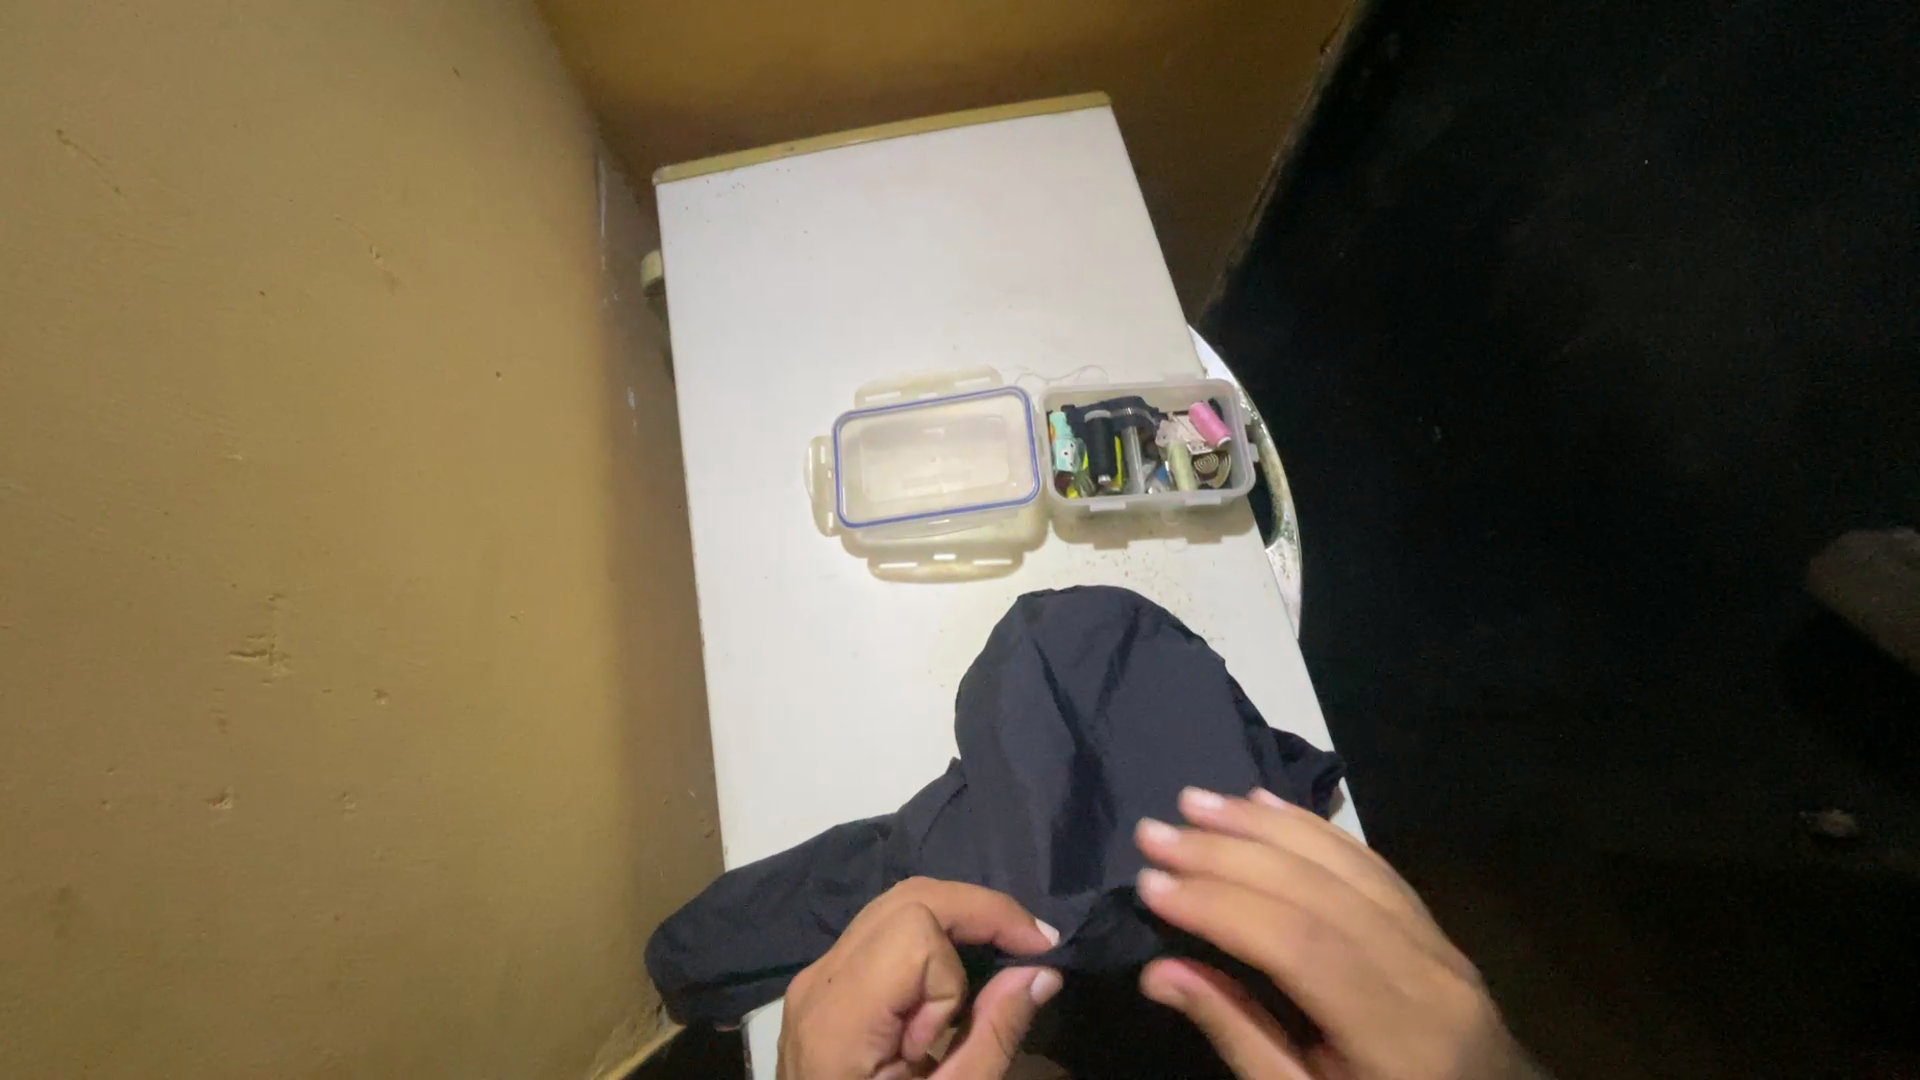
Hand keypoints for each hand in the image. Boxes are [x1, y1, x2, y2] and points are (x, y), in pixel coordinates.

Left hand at [777, 876, 1063, 1079]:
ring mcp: (817, 977)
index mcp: (839, 1018)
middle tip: (1030, 947)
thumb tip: (1043, 970)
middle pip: (907, 898)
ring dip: (956, 926)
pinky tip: (953, 983)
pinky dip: (931, 942)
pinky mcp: (826, 983)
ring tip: (994, 967)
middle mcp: (820, 980)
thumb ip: (994, 1036)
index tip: (990, 1005)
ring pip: (898, 904)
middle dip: (976, 913)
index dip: (960, 961)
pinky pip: (886, 930)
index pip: (912, 927)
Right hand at [1133, 789, 1529, 1079]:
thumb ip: (1240, 1037)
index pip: (1299, 946)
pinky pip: (1365, 859)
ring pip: (1340, 860)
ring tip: (1192, 802)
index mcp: (1404, 1039)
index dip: (1220, 906)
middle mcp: (1428, 974)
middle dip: (1225, 854)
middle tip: (1153, 833)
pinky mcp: (1432, 927)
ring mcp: (1438, 943)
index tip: (1149, 885)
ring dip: (1258, 824)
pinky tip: (1260, 803)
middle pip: (1315, 889)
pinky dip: (1305, 825)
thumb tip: (1158, 971)